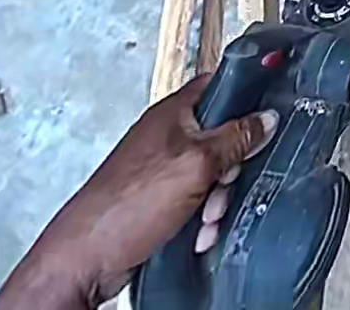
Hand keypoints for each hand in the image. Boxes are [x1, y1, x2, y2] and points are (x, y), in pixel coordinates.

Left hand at [0, 74, 277, 307]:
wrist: (78, 268)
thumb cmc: (128, 206)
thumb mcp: (198, 163)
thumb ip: (239, 136)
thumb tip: (268, 118)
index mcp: (176, 112)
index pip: (224, 81)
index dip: (250, 88)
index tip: (272, 103)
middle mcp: (170, 134)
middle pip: (226, 131)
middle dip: (235, 162)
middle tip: (228, 179)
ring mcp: (163, 167)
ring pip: (215, 168)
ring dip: (220, 194)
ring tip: (208, 217)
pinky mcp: (159, 198)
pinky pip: (198, 195)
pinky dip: (204, 213)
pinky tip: (200, 232)